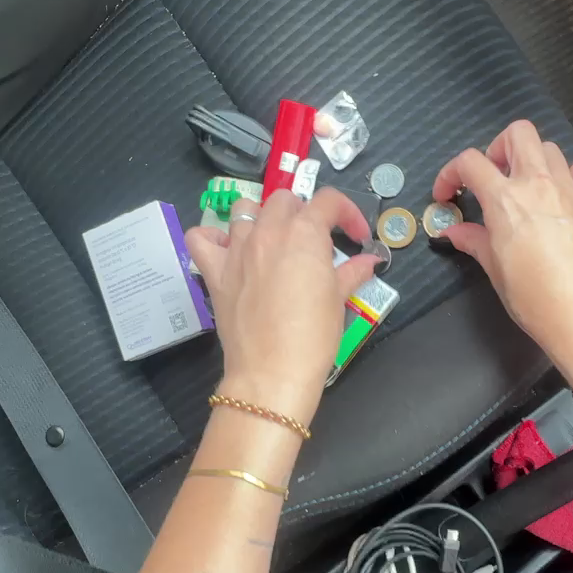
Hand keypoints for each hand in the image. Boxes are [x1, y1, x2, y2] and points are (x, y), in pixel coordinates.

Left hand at [185, 189, 379, 425]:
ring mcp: (237, 249)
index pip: (329, 201)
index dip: (348, 214)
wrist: (272, 372)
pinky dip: (213, 238)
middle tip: (316, 242)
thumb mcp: (339, 300)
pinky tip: (229, 251)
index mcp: (304, 234)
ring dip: (263, 218)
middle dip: (305, 213)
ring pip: (245, 210)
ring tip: (275, 242)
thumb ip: (352, 272)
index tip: (356, 237)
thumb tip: (370, 261)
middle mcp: (268, 232)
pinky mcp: (215, 272)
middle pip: (285, 200)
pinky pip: (202, 238)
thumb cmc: (313, 337)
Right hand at [435, 120, 572, 380]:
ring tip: (524, 189)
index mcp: (505, 200)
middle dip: (497, 149)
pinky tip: (559, 197)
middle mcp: (538, 183)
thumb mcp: (495, 270)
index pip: (470, 162)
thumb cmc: (534, 299)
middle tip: (490, 179)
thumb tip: (453, 232)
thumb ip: (474, 241)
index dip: (450, 173)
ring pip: (549, 148)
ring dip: (531, 161)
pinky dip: (566, 174)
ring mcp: (570, 189)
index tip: (446, 195)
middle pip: (517, 133)